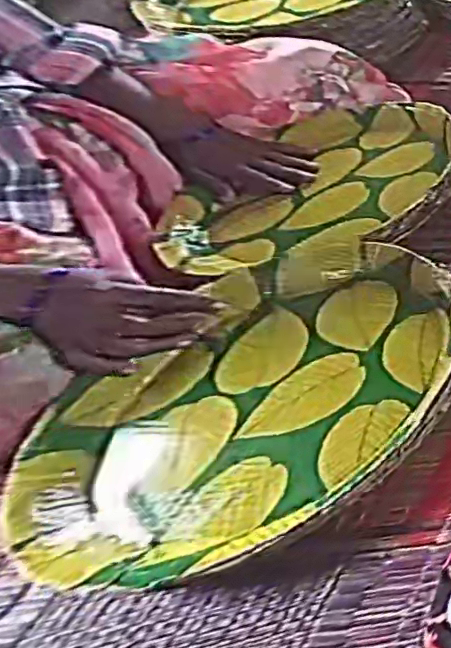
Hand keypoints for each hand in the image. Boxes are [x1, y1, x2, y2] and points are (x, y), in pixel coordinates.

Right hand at [27, 270, 222, 374]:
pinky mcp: (67, 351)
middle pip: (153, 325)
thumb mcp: (118, 278)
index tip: (222, 306)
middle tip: (211, 322)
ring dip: (162, 345)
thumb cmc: (82, 282)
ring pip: (130, 347)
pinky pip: (89, 364)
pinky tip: (131, 369)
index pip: (166, 300)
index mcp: (117, 295)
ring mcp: (85, 337)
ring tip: (189, 340)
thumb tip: (183, 297)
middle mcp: (104, 318)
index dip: (196, 304)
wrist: (31, 294)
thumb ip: (147, 289)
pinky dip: (109, 368)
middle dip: (185, 324)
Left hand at [161, 123, 316, 201]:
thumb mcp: (193, 172)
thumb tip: (230, 200)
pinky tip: (310, 150)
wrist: (184, 128)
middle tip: (315, 178)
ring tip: (318, 166)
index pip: (259, 178)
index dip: (275, 184)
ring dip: (302, 161)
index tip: (292, 190)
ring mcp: (256, 148)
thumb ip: (213, 185)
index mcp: (234, 168)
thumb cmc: (187, 153)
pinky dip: (297, 149)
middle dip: (296, 173)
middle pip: (277, 166)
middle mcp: (250, 159)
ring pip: (283, 156)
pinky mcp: (258, 141)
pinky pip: (281, 146)